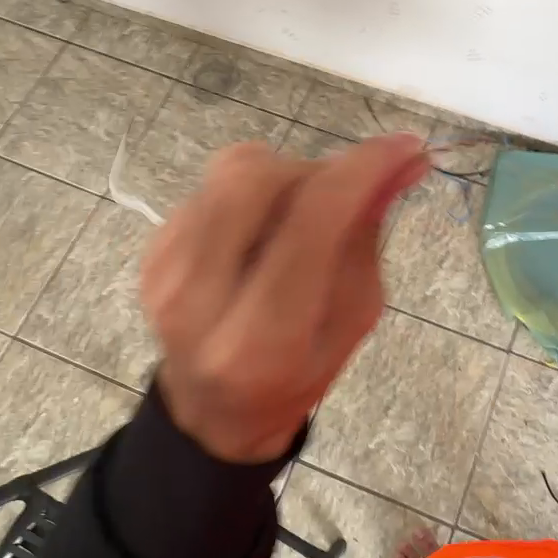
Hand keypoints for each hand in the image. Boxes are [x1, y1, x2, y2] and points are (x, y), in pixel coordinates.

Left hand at [139, 133, 427, 462]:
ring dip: (285, 174)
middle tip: (346, 189)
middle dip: (317, 168)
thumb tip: (400, 162)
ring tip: (301, 211)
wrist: (212, 410)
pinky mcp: (152, 247)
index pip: (312, 223)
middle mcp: (198, 300)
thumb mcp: (354, 319)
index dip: (363, 170)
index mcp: (260, 340)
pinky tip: (263, 226)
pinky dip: (255, 189)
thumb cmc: (298, 373)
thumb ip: (369, 238)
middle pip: (257, 179)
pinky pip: (214, 182)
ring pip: (234, 170)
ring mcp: (165, 269)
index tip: (405, 147)